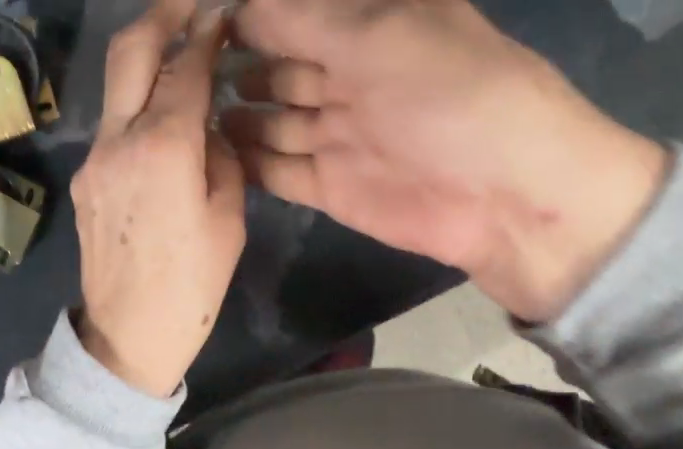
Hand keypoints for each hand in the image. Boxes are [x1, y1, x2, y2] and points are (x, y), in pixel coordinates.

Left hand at [72, 0, 245, 397]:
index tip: (222, 13)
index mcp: (165, 148)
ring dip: (146, 62)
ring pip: (116, 88)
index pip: (185, 65)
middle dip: (162, 14)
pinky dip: (137, 111)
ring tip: (180, 61)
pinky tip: (162, 128)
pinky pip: (113, 129)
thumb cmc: (191, 290)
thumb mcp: (229, 223)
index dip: (206, 30)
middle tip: (190, 4)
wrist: (127, 340)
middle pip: (130, 51)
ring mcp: (94, 161)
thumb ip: (222, 160)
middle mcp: (120, 141)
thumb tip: (208, 129)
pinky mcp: (84, 183)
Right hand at [226, 0, 668, 321]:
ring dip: (234, 113)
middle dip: (235, 62)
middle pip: (280, 62)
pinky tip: (208, 153)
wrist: (503, 195)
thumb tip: (243, 2)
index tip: (196, 17)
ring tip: (182, 113)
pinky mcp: (331, 186)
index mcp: (372, 21)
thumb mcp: (381, 35)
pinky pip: (278, 168)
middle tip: (179, 71)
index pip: (296, 10)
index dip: (250, 13)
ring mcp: (340, 132)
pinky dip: (247, 162)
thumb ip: (306, 19)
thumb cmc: (451, 95)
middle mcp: (351, 73)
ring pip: (272, 117)